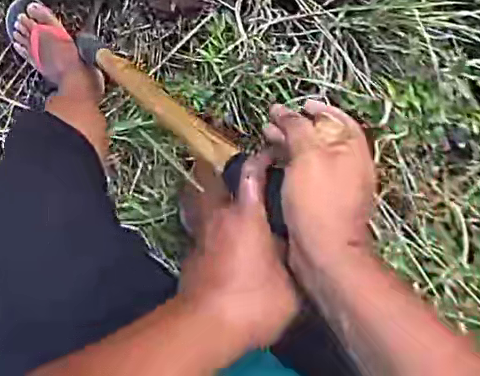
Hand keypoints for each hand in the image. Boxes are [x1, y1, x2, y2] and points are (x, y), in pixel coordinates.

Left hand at [178, 153, 298, 352]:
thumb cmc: (254, 300)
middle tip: (234, 174)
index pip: (251, 173)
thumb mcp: (289, 285)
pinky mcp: (190, 250)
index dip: (260, 159)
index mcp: (246, 214)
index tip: (270, 155)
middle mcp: (219, 213)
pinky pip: (196, 225)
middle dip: (219, 170)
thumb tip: (288, 244)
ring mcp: (200, 230)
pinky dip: (204, 223)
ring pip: (197, 197)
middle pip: (211, 177)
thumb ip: (289, 257)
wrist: (208, 324)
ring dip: (204, 193)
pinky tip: (214, 235)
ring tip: (217, 196)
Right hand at [264, 100, 377, 271]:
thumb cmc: (318, 201)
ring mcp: (336, 186)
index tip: (300, 104)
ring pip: (311, 153)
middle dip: (297, 124)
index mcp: (353, 152)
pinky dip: (290, 161)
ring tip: (267, 134)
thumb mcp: (307, 155)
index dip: (320, 108)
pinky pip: (305, 171)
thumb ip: (297, 127)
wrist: (324, 255)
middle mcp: (349, 167)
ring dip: (290, 141)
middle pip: (323, 135)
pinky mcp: (322, 201)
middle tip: (274, 118)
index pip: (341, 120)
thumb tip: (286, 111)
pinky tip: (272, 159)